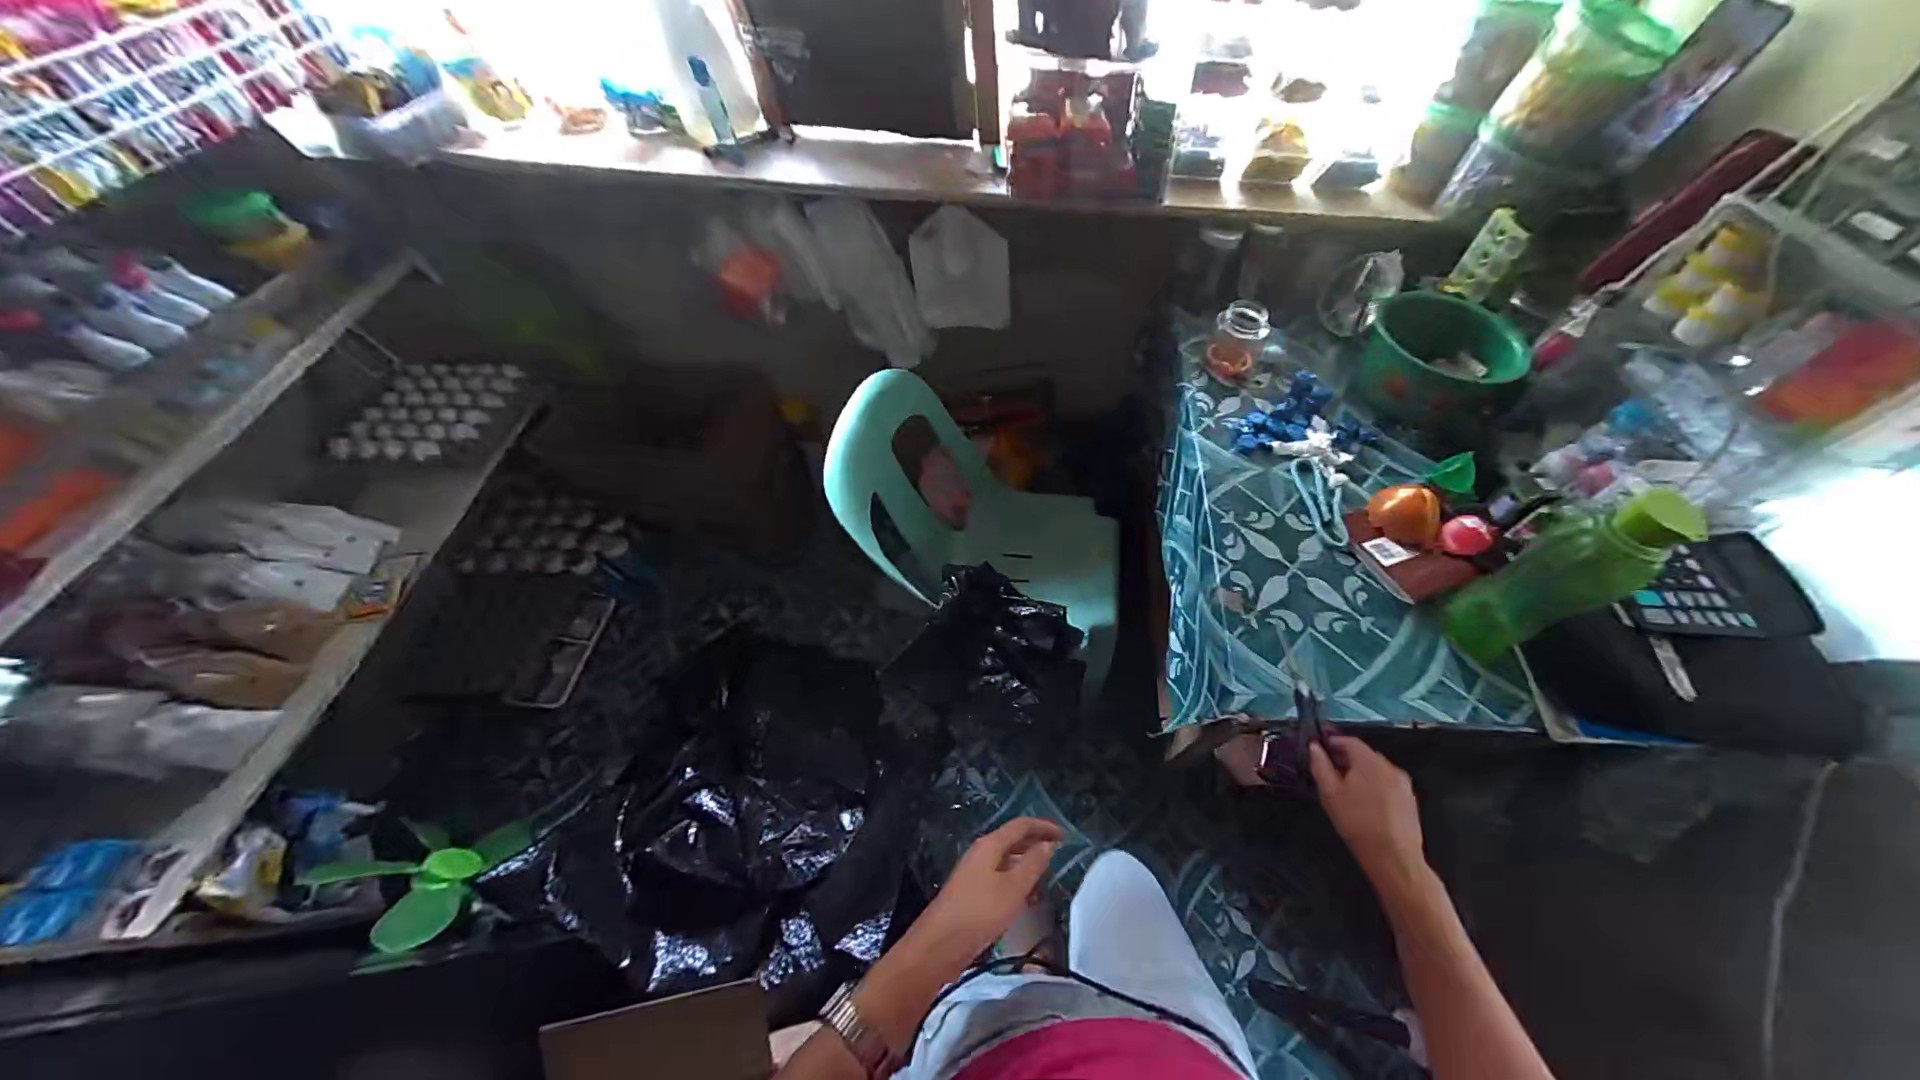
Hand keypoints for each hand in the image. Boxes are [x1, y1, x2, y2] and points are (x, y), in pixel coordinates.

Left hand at [913, 817, 1063, 971]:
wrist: (941, 943)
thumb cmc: (980, 911)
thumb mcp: (1013, 888)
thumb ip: (1033, 864)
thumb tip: (1048, 845)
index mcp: (990, 845)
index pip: (1021, 825)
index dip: (1044, 827)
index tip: (1065, 835)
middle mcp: (981, 852)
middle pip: (1013, 840)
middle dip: (1036, 844)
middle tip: (1059, 854)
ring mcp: (975, 872)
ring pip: (1007, 860)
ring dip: (1027, 864)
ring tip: (1048, 877)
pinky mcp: (973, 891)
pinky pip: (1000, 877)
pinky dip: (1017, 881)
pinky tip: (1027, 898)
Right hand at [1309, 736, 1424, 892]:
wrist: (1393, 857)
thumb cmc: (1356, 822)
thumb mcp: (1329, 792)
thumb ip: (1320, 765)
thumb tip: (1314, 747)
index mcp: (1370, 762)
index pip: (1350, 741)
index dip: (1333, 741)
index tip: (1320, 748)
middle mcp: (1391, 768)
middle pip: (1365, 754)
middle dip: (1346, 758)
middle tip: (1329, 769)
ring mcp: (1404, 785)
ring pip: (1377, 770)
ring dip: (1361, 772)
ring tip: (1345, 788)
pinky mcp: (1410, 800)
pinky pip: (1387, 783)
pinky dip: (1374, 785)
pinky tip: (1365, 802)